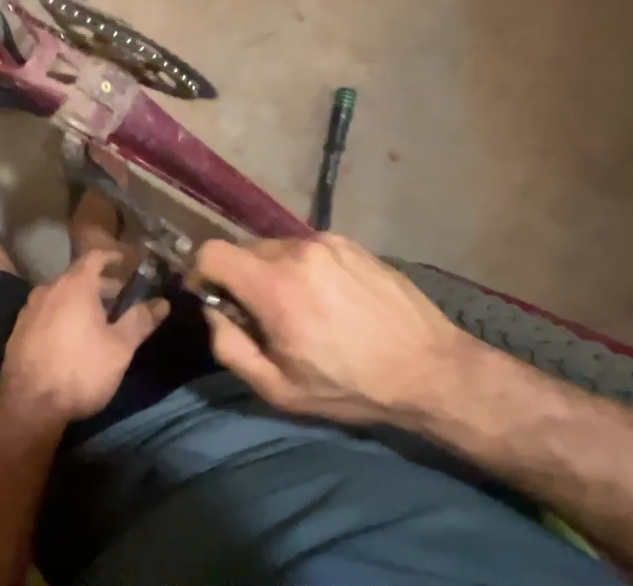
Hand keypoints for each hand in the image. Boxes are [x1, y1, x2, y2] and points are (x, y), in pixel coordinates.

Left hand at [0, 251, 169, 423]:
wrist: (29, 404)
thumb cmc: (81, 370)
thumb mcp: (119, 348)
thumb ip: (140, 320)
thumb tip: (162, 301)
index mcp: (75, 286)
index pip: (94, 257)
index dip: (111, 257)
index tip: (126, 262)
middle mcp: (48, 289)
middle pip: (77, 277)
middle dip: (100, 285)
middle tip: (120, 299)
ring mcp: (29, 309)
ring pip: (60, 295)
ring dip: (80, 301)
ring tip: (98, 320)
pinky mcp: (18, 329)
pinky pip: (46, 312)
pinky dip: (62, 315)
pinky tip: (71, 337)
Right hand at [195, 235, 473, 425]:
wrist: (432, 371)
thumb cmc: (351, 387)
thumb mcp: (279, 389)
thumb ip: (230, 348)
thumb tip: (212, 313)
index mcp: (274, 286)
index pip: (210, 252)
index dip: (200, 273)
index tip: (212, 297)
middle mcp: (296, 251)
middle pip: (242, 249)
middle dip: (240, 278)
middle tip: (261, 314)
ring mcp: (326, 243)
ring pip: (275, 247)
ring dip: (272, 272)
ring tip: (300, 308)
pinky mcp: (350, 243)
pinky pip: (307, 249)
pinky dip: (303, 268)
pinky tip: (329, 300)